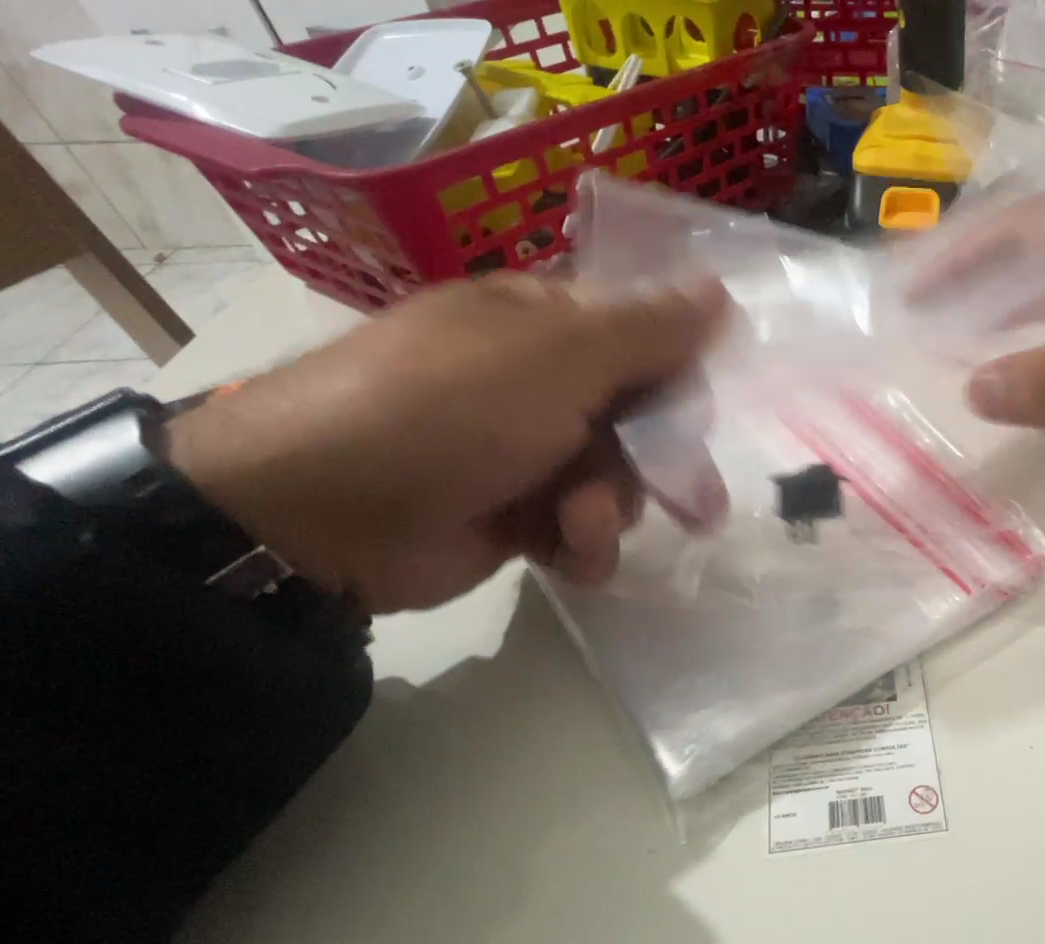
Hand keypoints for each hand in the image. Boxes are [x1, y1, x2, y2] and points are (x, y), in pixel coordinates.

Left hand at [166, 274, 726, 613]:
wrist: (324, 515)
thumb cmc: (449, 411)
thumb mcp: (558, 357)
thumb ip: (648, 330)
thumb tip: (720, 288)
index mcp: (548, 325)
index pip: (646, 338)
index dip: (681, 375)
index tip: (700, 412)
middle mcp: (544, 385)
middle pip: (643, 420)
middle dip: (660, 462)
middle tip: (691, 500)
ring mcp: (530, 453)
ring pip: (620, 483)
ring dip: (611, 510)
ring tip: (577, 524)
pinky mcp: (518, 517)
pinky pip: (584, 530)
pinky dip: (583, 546)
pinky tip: (564, 554)